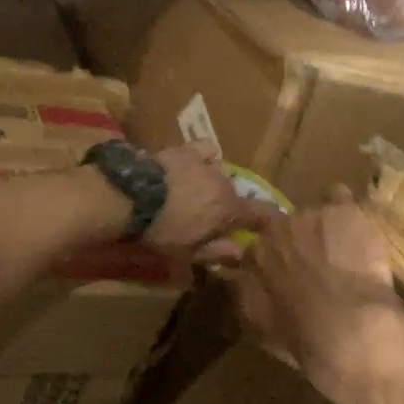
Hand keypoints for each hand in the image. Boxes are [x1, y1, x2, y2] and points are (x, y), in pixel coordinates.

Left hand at [142, 141, 274, 260]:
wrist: (132, 196)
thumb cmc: (162, 231)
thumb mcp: (188, 253)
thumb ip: (217, 252)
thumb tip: (240, 253)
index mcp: (229, 210)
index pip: (261, 213)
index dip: (268, 218)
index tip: (272, 222)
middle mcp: (224, 183)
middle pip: (235, 194)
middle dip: (228, 205)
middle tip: (211, 217)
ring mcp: (205, 164)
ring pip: (220, 173)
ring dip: (214, 183)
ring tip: (198, 191)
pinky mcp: (186, 150)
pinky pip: (206, 150)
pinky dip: (206, 157)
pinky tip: (198, 163)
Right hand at [238, 186, 403, 392]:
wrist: (349, 328)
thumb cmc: (301, 336)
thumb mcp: (257, 325)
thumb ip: (244, 297)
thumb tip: (235, 283)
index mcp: (254, 255)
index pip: (256, 249)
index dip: (271, 261)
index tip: (283, 275)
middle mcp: (276, 228)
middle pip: (284, 226)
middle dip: (295, 240)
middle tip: (313, 263)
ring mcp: (311, 215)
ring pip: (313, 214)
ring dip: (322, 228)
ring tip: (341, 250)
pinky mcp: (344, 210)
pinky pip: (340, 197)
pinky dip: (345, 208)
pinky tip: (355, 222)